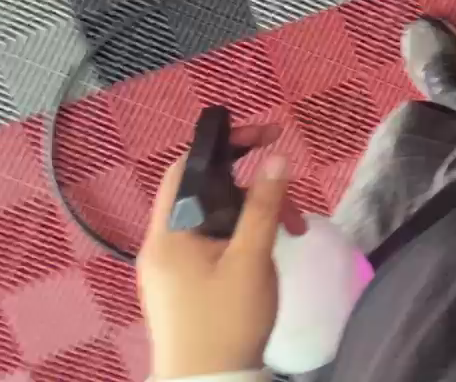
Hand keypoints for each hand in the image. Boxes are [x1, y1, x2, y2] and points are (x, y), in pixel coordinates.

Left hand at [138, 125, 301, 379]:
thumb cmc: (226, 320)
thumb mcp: (251, 258)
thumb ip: (264, 204)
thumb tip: (276, 157)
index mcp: (168, 236)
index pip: (184, 169)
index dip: (223, 143)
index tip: (265, 136)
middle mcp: (163, 246)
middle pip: (206, 192)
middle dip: (252, 184)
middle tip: (288, 183)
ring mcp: (173, 267)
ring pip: (217, 217)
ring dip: (257, 212)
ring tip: (292, 228)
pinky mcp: (186, 283)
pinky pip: (216, 239)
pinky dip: (246, 233)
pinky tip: (272, 245)